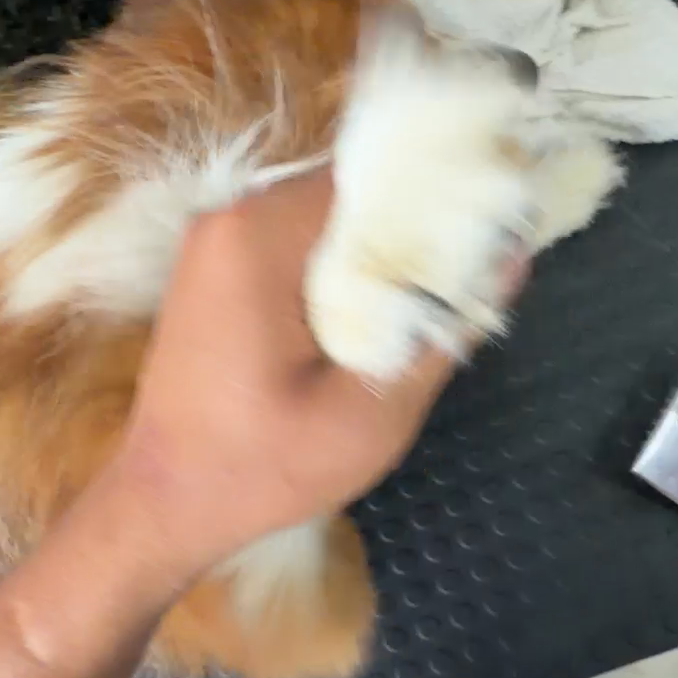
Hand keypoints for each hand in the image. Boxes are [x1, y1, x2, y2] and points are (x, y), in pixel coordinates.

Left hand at [95, 168, 525, 579]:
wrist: (166, 504)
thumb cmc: (262, 469)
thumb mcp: (370, 413)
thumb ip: (442, 332)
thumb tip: (511, 255)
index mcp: (262, 235)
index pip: (377, 173)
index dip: (444, 194)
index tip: (495, 224)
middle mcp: (231, 218)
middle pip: (350, 194)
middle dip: (412, 232)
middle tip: (464, 278)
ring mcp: (216, 244)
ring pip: (325, 223)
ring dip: (376, 258)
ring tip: (422, 305)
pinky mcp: (215, 276)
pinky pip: (295, 250)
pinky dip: (336, 275)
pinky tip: (365, 321)